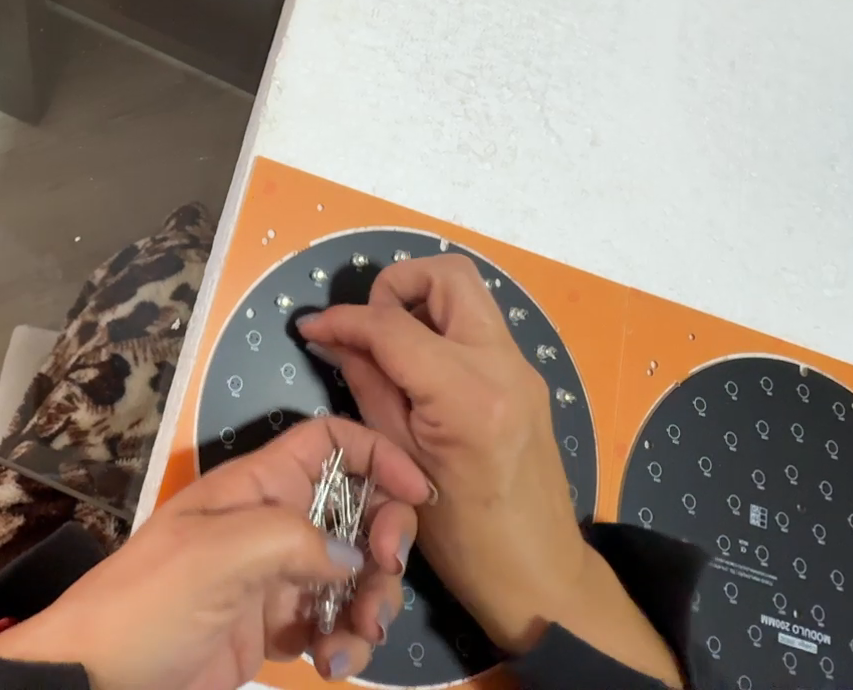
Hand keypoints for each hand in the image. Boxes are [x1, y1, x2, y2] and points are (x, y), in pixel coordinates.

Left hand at [0, 416, 429, 689]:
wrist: (103, 678)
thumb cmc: (153, 598)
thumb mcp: (219, 552)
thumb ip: (293, 538)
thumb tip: (349, 556)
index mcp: (259, 484)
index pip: (329, 442)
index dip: (377, 453)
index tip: (419, 492)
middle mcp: (275, 520)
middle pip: (355, 508)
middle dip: (383, 539)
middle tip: (383, 575)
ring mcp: (277, 574)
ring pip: (351, 571)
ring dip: (369, 603)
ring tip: (352, 640)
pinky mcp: (277, 625)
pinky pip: (332, 621)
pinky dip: (344, 641)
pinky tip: (330, 664)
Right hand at [299, 255, 680, 685]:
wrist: (541, 578)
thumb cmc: (462, 538)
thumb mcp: (398, 460)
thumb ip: (367, 385)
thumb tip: (335, 339)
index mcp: (465, 395)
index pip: (392, 326)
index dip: (343, 319)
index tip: (311, 326)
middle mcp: (502, 365)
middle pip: (448, 275)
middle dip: (396, 284)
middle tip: (368, 327)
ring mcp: (521, 366)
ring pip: (467, 291)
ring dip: (420, 299)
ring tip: (388, 343)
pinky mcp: (525, 375)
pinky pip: (477, 323)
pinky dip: (440, 324)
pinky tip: (415, 364)